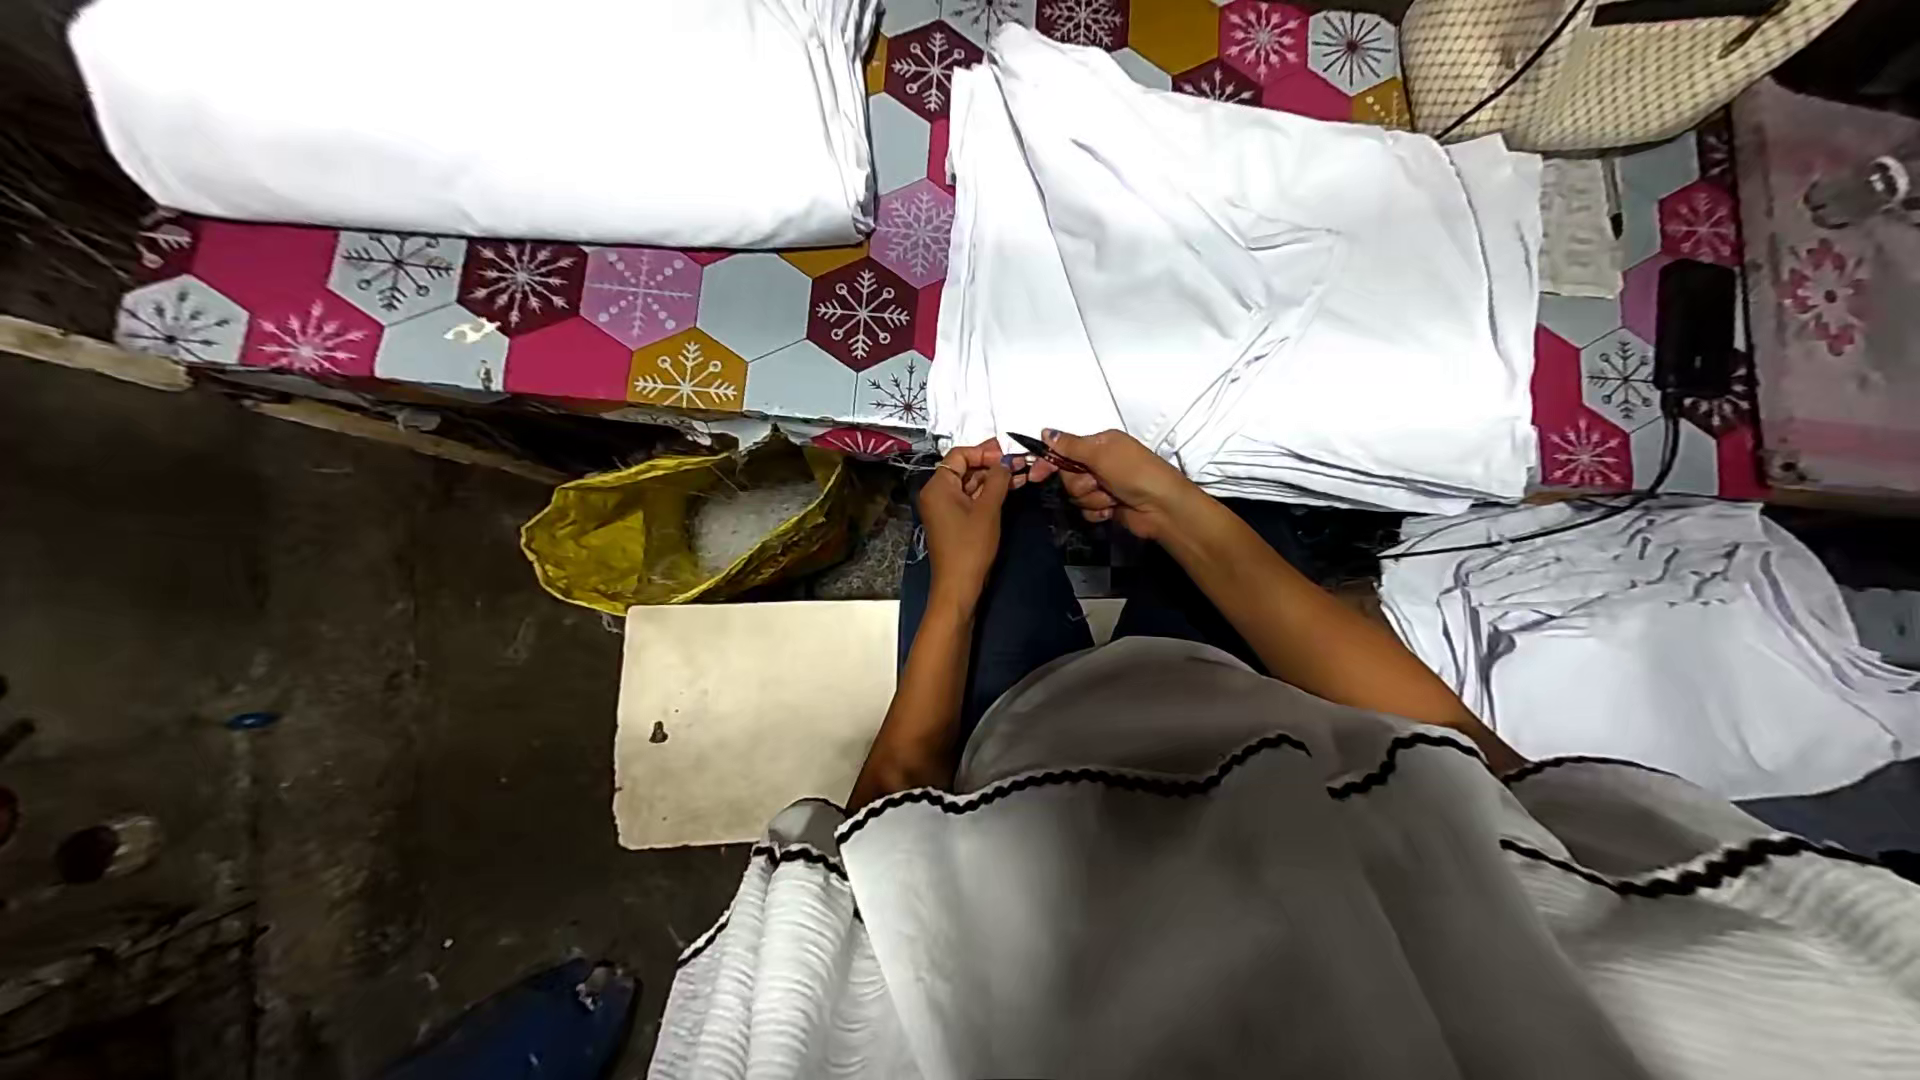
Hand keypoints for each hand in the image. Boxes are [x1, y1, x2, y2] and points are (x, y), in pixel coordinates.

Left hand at [917, 438, 1012, 603]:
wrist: (959, 585)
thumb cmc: (971, 545)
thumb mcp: (988, 509)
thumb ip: (998, 480)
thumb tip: (1006, 461)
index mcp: (938, 486)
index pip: (959, 455)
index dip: (984, 451)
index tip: (1008, 453)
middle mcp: (937, 493)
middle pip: (965, 468)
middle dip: (992, 464)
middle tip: (1019, 461)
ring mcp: (945, 507)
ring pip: (970, 484)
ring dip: (993, 479)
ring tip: (1020, 473)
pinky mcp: (954, 520)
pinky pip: (970, 498)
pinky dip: (988, 493)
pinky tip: (1010, 488)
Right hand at [1024, 428, 1200, 540]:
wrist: (1162, 508)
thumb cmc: (1136, 473)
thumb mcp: (1102, 453)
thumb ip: (1071, 445)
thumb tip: (1047, 432)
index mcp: (1100, 444)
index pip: (1064, 450)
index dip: (1048, 462)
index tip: (1036, 474)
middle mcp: (1099, 463)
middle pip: (1067, 475)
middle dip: (1080, 483)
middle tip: (1097, 482)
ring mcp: (1103, 485)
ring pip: (1076, 495)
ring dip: (1092, 498)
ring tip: (1112, 497)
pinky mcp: (1106, 506)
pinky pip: (1085, 510)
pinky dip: (1097, 511)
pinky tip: (1113, 509)